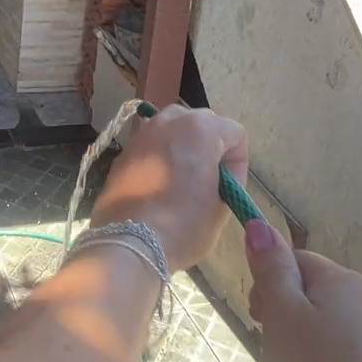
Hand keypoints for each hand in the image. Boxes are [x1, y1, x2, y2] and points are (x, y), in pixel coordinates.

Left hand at [89, 103, 247, 271]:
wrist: (128, 241)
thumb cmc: (182, 225)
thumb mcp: (220, 207)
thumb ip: (227, 181)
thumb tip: (219, 175)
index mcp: (200, 128)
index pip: (235, 133)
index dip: (237, 162)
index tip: (229, 188)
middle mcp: (169, 120)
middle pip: (203, 123)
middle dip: (211, 148)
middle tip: (208, 181)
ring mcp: (143, 131)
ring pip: (175, 128)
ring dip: (184, 146)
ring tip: (183, 180)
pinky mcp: (125, 148)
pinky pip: (152, 143)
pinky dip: (161, 155)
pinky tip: (159, 183)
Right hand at [244, 220, 361, 361]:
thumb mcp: (282, 319)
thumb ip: (271, 270)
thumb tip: (259, 222)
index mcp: (343, 282)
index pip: (294, 258)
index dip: (268, 284)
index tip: (259, 319)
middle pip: (310, 293)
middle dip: (284, 318)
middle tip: (275, 352)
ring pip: (325, 329)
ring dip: (302, 347)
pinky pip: (344, 361)